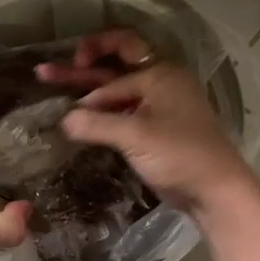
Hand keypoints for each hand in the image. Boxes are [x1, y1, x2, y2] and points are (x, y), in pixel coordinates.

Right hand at [39, 28, 254, 211]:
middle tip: (44, 71)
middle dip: (79, 70)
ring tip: (49, 86)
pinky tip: (77, 120)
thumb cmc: (180, 154)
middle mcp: (158, 84)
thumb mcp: (136, 136)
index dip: (89, 84)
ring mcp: (157, 107)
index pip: (114, 69)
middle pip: (112, 69)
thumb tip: (64, 120)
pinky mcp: (153, 131)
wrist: (216, 191)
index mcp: (160, 74)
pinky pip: (121, 113)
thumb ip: (96, 124)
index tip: (71, 98)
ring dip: (85, 92)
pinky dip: (100, 114)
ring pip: (114, 92)